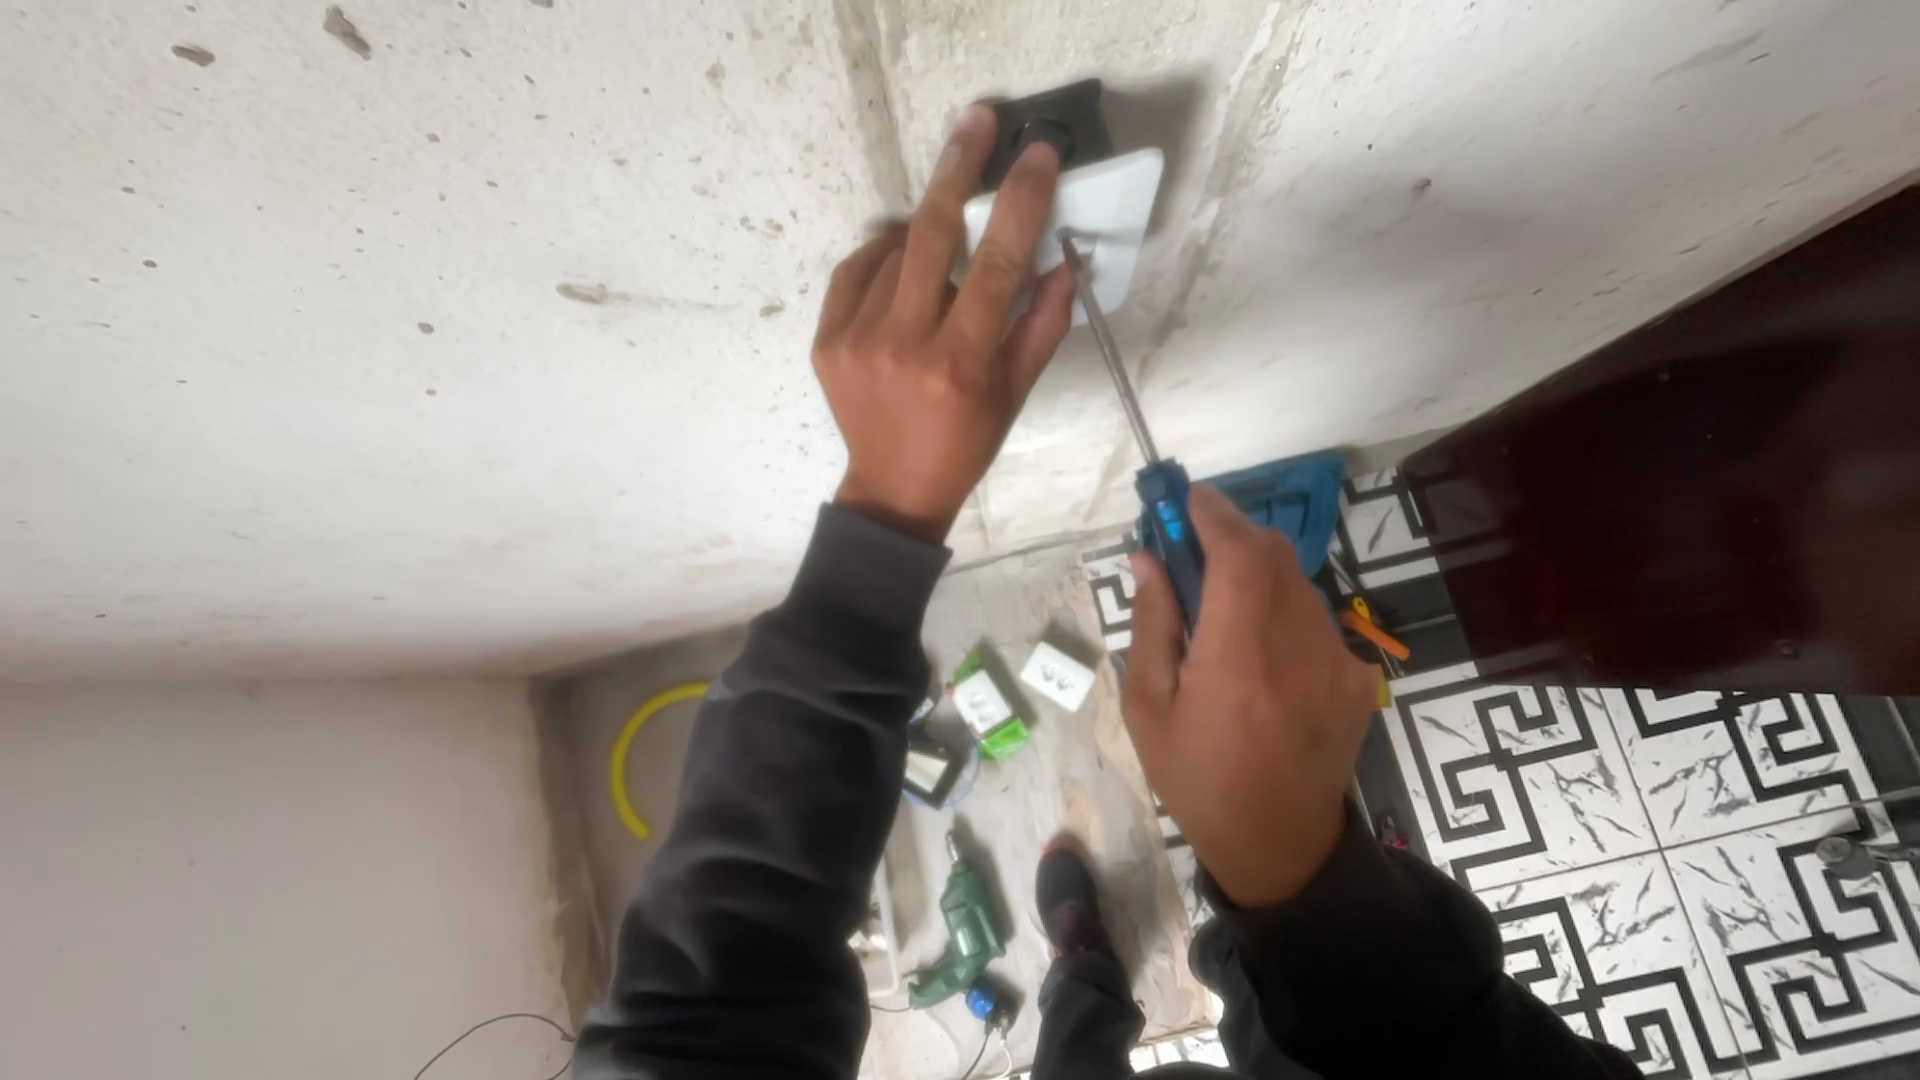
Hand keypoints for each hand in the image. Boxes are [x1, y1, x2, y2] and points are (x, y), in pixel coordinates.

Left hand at [812, 104, 1076, 542]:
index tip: (1038, 153)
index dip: (1021, 200)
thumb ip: (1042, 327)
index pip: (998, 262)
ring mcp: (856, 340)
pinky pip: (856, 270)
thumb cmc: (964, 445)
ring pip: (894, 250)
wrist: (893, 488)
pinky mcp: (826, 341)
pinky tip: (901, 272)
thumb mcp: (1014, 394)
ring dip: (923, 235)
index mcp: (960, 361)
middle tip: (977, 121)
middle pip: (932, 232)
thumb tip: (1064, 262)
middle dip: (958, 166)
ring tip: (940, 260)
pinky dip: (883, 256)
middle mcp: (904, 343)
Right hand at [1123, 486, 1378, 907]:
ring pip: (1295, 579)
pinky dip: (1278, 606)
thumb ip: (1152, 623)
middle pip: (1272, 553)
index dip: (1212, 514)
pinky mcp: (1357, 676)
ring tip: (1218, 604)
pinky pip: (1313, 615)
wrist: (1279, 845)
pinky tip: (1256, 648)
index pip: (1237, 554)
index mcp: (1237, 659)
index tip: (1183, 499)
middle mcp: (1298, 648)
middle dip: (1230, 533)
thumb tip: (1147, 558)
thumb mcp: (1147, 705)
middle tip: (1189, 547)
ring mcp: (1338, 661)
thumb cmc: (1195, 777)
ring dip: (1253, 570)